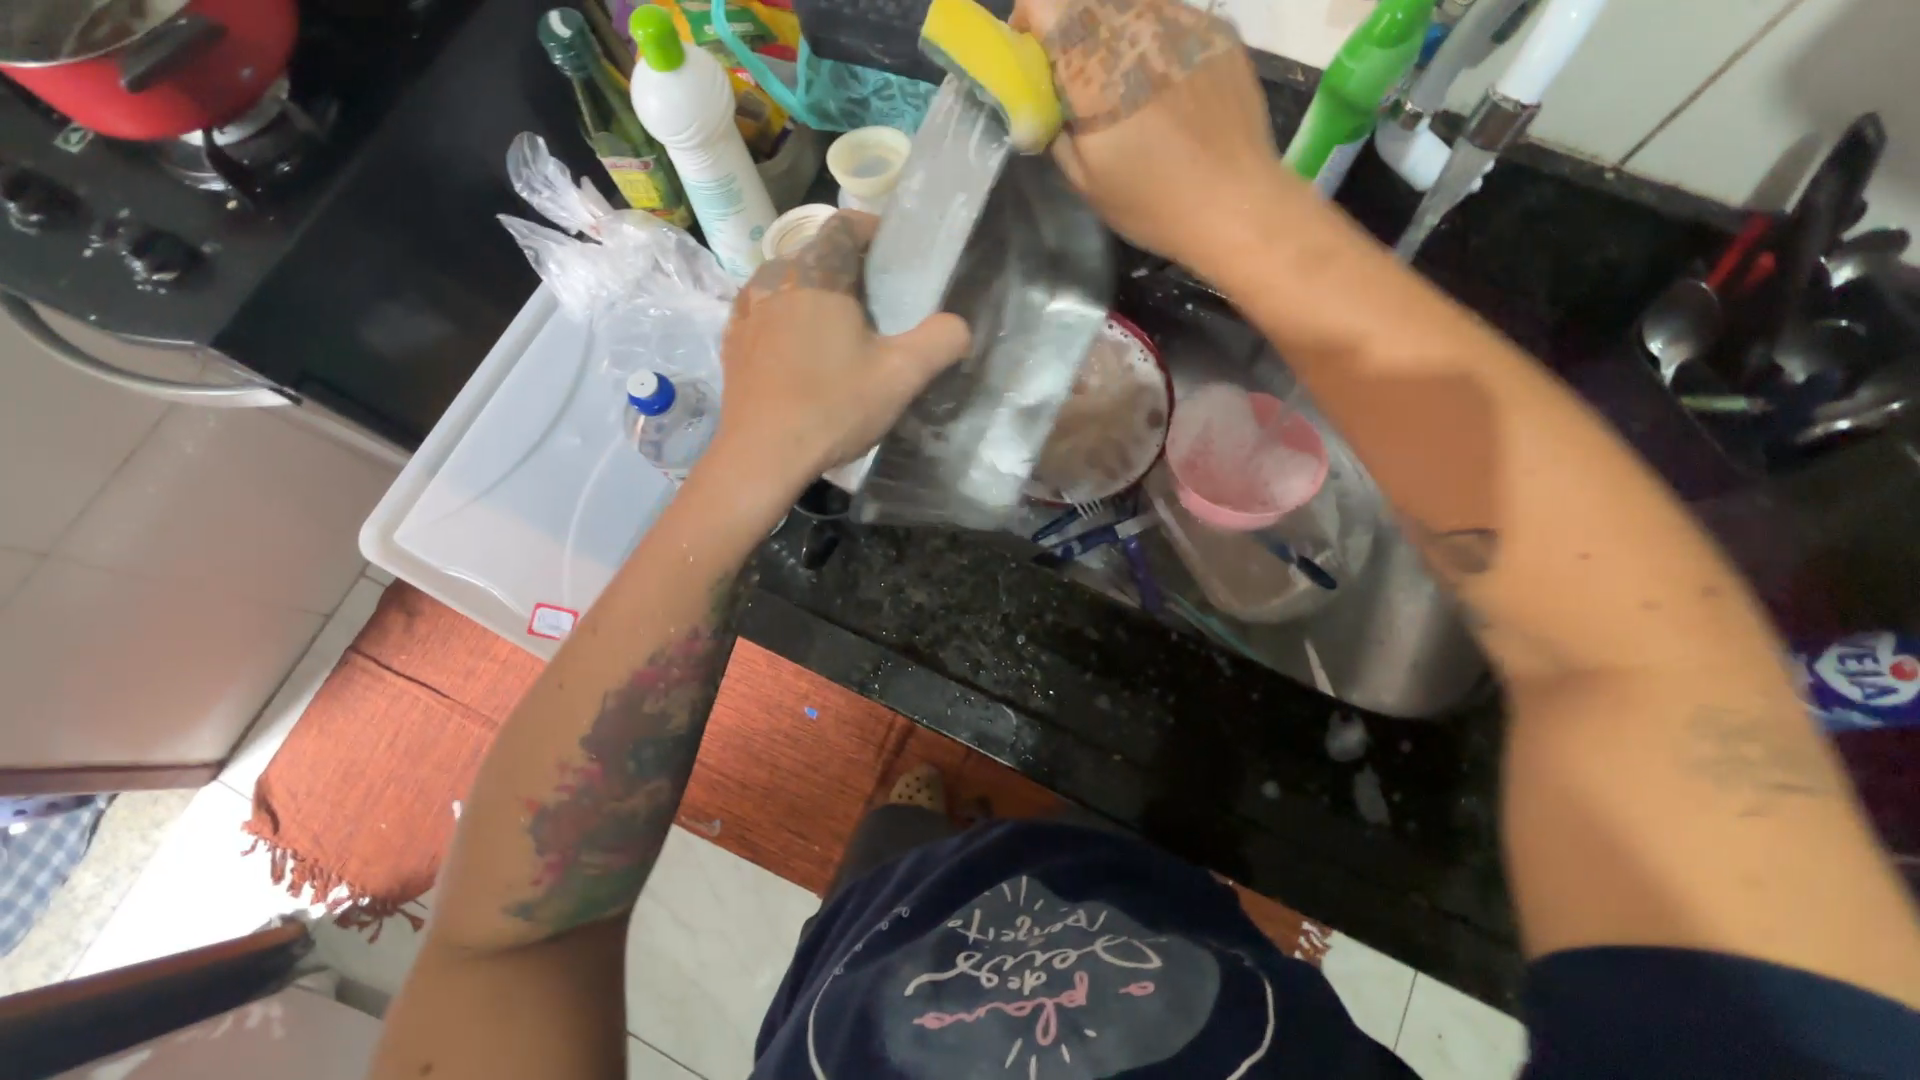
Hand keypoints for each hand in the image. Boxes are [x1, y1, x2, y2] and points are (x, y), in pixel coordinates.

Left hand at [705, 211, 970, 486]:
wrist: (762, 456)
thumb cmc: (833, 407)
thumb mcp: (902, 375)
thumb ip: (941, 340)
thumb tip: (958, 326)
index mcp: (817, 272)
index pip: (843, 225)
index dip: (871, 231)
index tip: (891, 257)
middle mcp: (774, 277)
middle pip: (815, 254)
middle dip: (846, 270)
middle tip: (875, 305)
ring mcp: (747, 309)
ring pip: (787, 284)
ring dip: (814, 296)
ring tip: (837, 331)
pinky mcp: (733, 341)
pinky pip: (765, 313)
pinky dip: (787, 320)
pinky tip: (802, 355)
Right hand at [1015, 0, 1287, 266]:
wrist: (1238, 205)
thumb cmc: (1153, 204)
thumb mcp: (1084, 179)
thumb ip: (1053, 126)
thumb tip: (1042, 98)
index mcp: (1096, 68)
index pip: (1046, 4)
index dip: (1031, 21)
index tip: (1034, 54)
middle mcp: (1139, 28)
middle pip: (1088, 2)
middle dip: (1073, 30)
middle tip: (1079, 77)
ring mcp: (1185, 23)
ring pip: (1133, 4)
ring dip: (1116, 31)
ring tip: (1127, 81)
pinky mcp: (1218, 29)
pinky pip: (1173, 16)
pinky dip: (1157, 38)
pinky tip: (1168, 84)